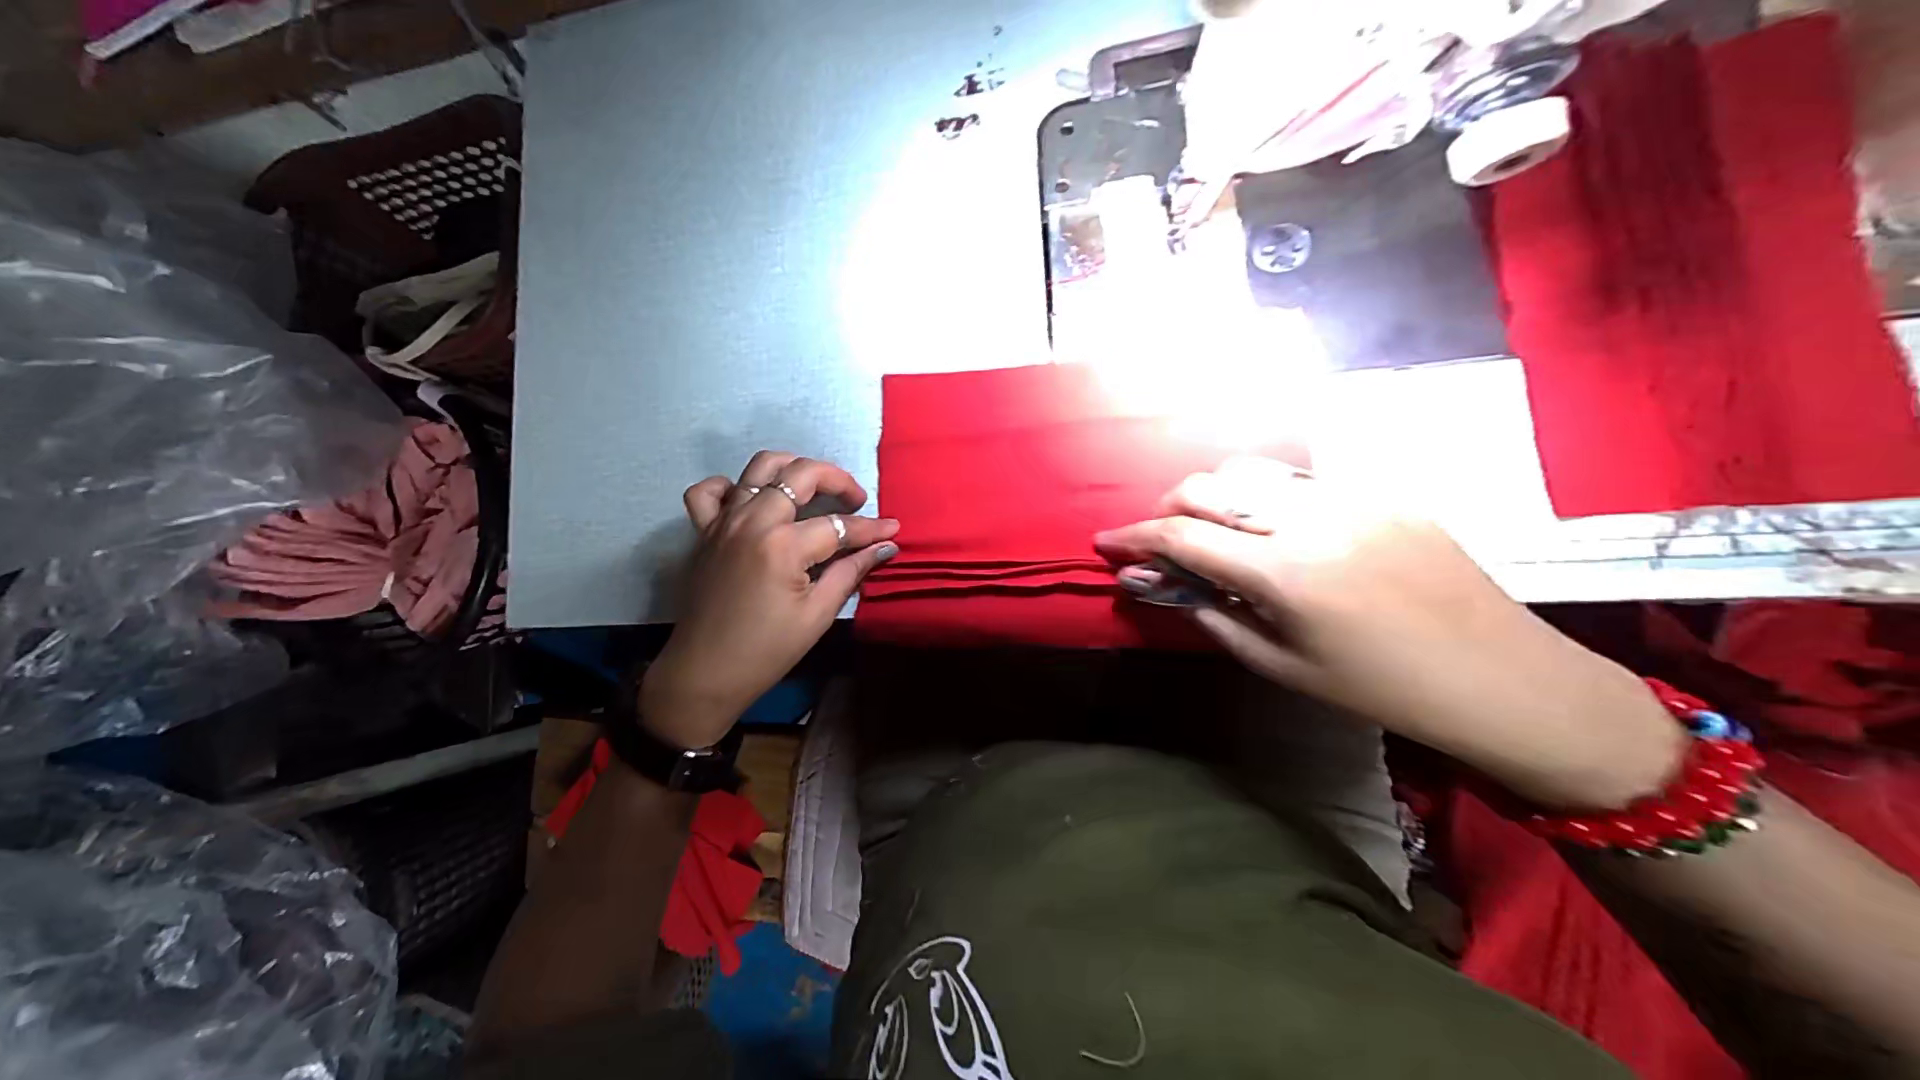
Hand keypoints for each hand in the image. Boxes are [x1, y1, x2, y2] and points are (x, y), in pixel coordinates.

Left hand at [639, 451, 899, 748]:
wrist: (705, 673)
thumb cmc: (767, 651)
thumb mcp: (818, 614)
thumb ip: (851, 572)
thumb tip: (885, 546)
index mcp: (783, 546)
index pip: (839, 525)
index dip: (871, 527)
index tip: (892, 529)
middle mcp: (752, 521)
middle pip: (801, 474)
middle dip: (837, 480)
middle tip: (855, 500)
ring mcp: (723, 522)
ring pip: (759, 467)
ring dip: (792, 469)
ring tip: (812, 489)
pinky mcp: (703, 531)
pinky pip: (708, 491)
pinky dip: (731, 486)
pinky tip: (750, 500)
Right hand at [1094, 458, 1684, 810]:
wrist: (1499, 677)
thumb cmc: (1375, 688)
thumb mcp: (1277, 664)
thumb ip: (1205, 612)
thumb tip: (1146, 582)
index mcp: (1282, 572)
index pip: (1180, 535)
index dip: (1133, 538)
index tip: (1105, 544)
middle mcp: (1310, 518)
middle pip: (1208, 485)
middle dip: (1166, 508)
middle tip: (1158, 541)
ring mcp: (1349, 496)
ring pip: (1250, 469)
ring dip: (1212, 492)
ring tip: (1208, 527)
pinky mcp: (1380, 490)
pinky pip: (1299, 478)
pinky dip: (1262, 494)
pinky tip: (1269, 525)